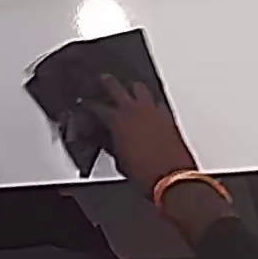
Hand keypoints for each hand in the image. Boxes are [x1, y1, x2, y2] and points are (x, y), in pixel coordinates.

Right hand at [88, 74, 197, 193]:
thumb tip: (113, 141)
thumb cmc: (146, 175)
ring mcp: (151, 110)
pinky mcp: (166, 116)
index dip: (89, 104)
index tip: (85, 103)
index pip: (97, 107)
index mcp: (117, 121)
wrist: (172, 179)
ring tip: (128, 87)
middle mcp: (133, 110)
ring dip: (132, 87)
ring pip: (139, 87)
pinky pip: (157, 102)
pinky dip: (151, 102)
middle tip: (103, 78)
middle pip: (115, 86)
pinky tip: (150, 106)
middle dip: (107, 81)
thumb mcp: (121, 161)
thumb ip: (114, 144)